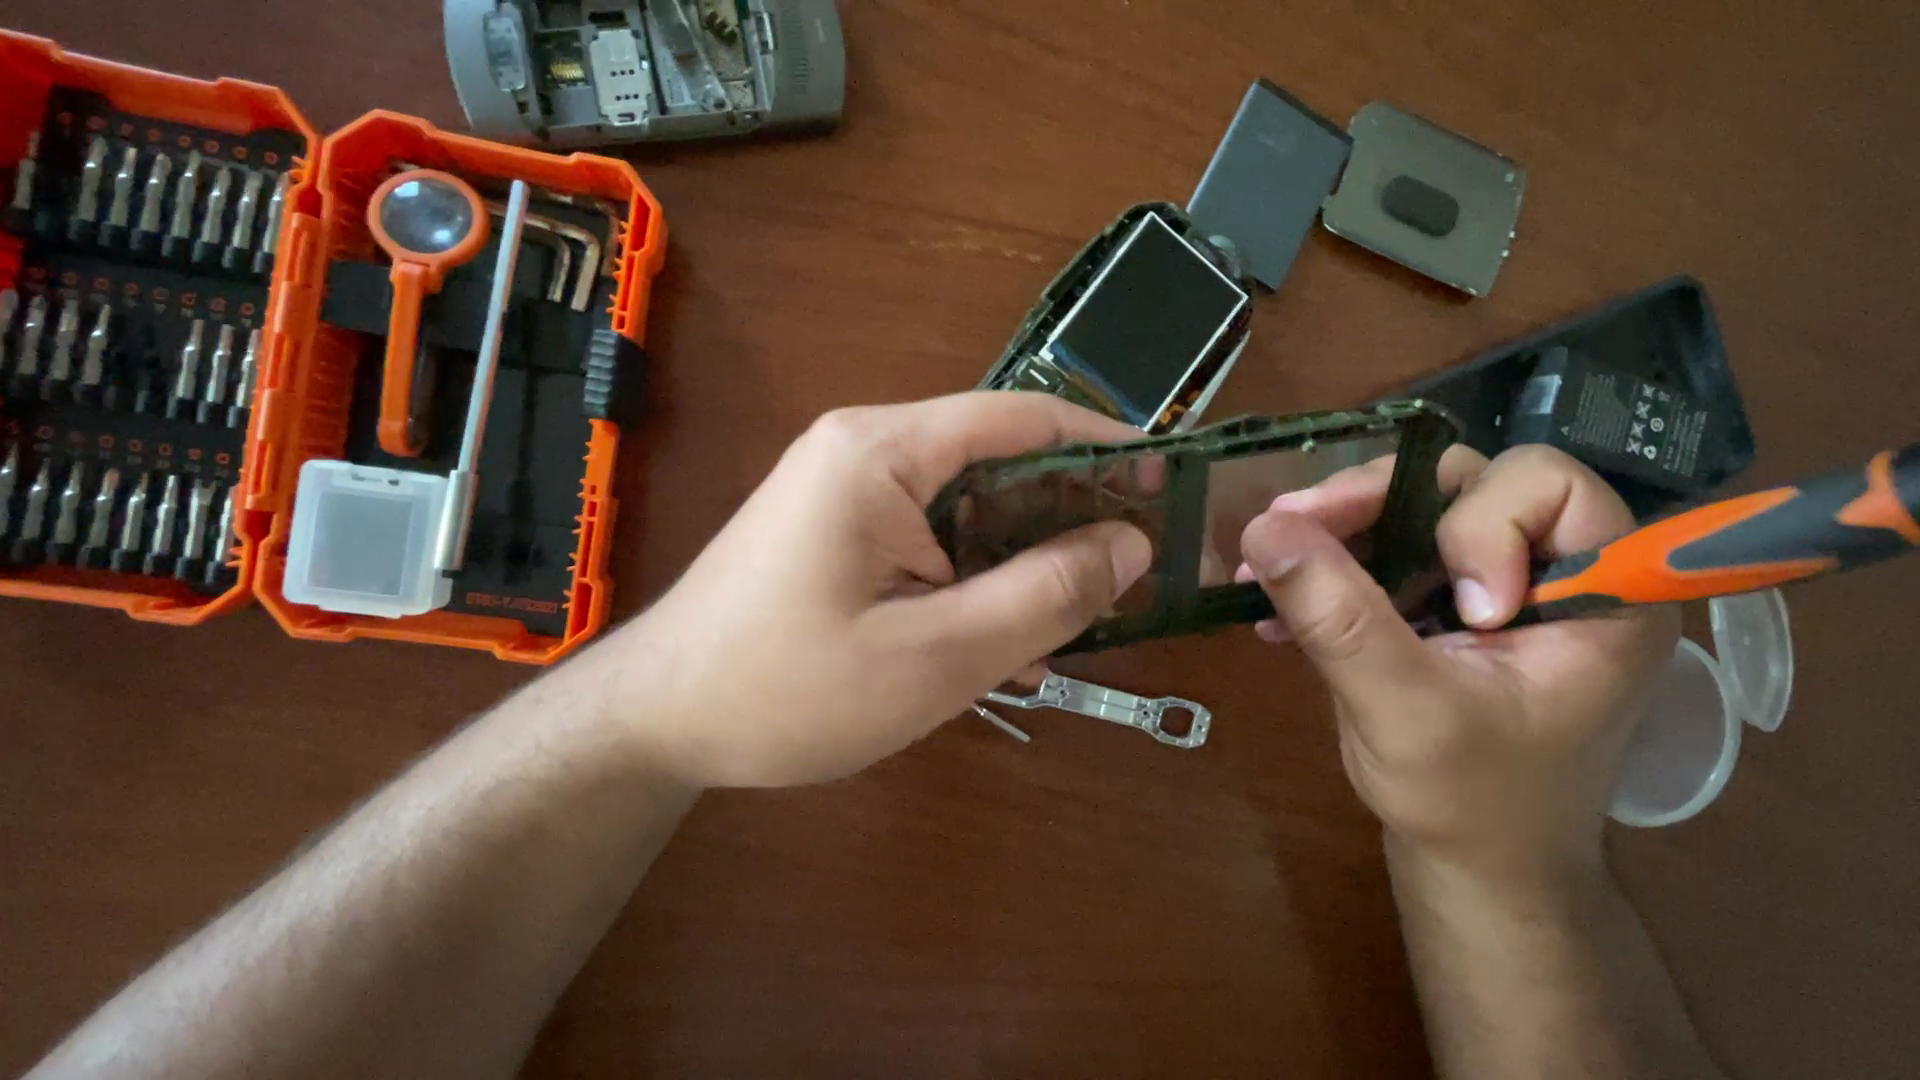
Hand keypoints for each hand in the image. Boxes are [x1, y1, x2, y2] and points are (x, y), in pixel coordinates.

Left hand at [594, 392, 1152, 788]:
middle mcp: (864, 449)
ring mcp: (844, 491)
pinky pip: (928, 540)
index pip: (1020, 417)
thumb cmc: (790, 690)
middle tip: (1132, 573)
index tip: (1173, 483)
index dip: (1105, 445)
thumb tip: (1128, 543)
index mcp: (882, 451)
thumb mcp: (936, 655)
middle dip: (1067, 516)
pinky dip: (973, 580)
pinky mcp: (836, 531)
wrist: (657, 721)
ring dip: (1021, 561)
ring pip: (967, 508)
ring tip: (1077, 623)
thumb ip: (1043, 595)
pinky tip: (1004, 643)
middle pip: (996, 461)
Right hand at [1238, 445, 1677, 879]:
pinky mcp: (1444, 604)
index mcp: (1601, 594)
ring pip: (1410, 512)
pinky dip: (1329, 569)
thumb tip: (1263, 529)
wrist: (1472, 866)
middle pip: (1463, 484)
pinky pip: (1384, 553)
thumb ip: (1341, 619)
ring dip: (1332, 535)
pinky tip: (1278, 607)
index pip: (1550, 486)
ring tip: (1261, 572)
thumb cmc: (1469, 802)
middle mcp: (1554, 572)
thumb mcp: (1404, 712)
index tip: (1447, 601)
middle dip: (1369, 506)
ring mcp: (1494, 585)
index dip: (1481, 522)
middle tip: (1288, 535)